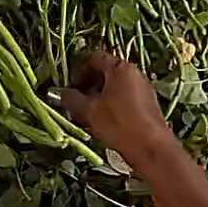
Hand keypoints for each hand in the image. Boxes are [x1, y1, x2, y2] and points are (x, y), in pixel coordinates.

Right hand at [53, 51, 178, 167]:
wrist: (152, 148)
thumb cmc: (119, 124)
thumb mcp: (90, 111)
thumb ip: (71, 99)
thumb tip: (55, 93)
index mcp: (120, 68)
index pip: (94, 58)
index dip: (78, 70)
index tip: (69, 87)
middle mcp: (134, 73)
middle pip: (104, 72)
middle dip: (86, 86)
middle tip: (74, 102)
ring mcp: (142, 89)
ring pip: (113, 87)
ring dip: (96, 97)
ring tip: (85, 115)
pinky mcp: (146, 104)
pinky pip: (122, 97)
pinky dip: (109, 105)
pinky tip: (101, 122)